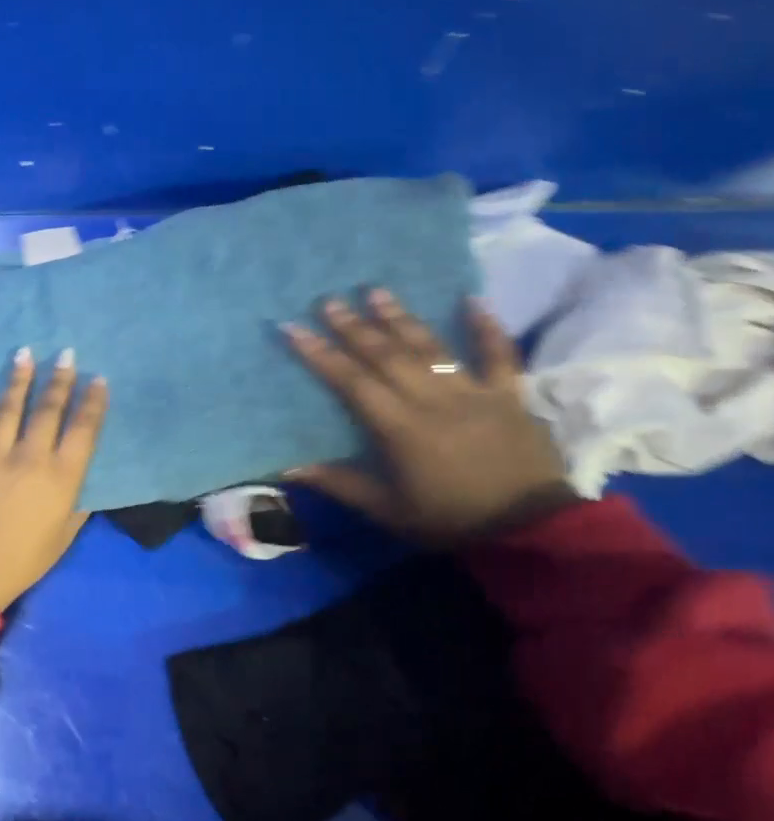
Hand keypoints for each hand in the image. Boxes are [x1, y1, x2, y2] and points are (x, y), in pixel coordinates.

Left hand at [0, 348, 108, 611]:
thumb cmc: (29, 556)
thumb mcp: (68, 530)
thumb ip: (78, 498)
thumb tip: (82, 474)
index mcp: (63, 475)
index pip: (83, 428)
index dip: (92, 401)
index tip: (97, 379)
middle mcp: (31, 456)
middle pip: (48, 410)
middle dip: (58, 379)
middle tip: (65, 354)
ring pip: (9, 408)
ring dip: (18, 379)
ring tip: (24, 354)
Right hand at [282, 289, 578, 545]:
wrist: (531, 530)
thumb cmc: (448, 519)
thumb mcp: (386, 509)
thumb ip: (339, 483)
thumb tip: (288, 467)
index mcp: (401, 429)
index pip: (352, 383)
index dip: (321, 355)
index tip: (295, 329)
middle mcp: (435, 401)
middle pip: (388, 356)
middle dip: (354, 326)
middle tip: (329, 300)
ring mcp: (476, 394)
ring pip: (433, 348)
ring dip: (402, 318)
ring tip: (377, 291)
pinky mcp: (510, 396)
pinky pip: (500, 355)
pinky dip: (486, 326)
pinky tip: (470, 299)